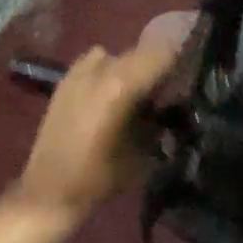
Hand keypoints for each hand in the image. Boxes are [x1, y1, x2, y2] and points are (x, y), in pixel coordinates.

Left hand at [11, 42, 176, 218]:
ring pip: (120, 55)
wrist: (49, 190)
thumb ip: (160, 118)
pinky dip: (110, 70)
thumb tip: (174, 99)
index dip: (182, 59)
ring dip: (134, 68)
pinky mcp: (66, 78)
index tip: (192, 72)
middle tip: (169, 89)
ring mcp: (80, 70)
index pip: (164, 53)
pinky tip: (110, 93)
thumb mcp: (143, 151)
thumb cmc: (100, 177)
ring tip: (139, 92)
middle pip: (142, 52)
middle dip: (159, 66)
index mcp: (121, 84)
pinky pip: (98, 61)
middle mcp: (101, 68)